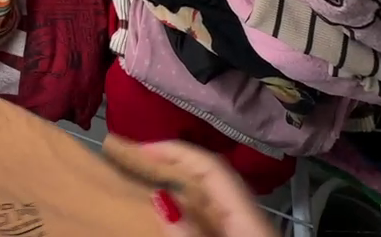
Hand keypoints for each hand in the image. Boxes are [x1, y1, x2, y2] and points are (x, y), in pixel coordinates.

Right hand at [102, 138, 276, 236]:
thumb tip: (160, 198)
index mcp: (249, 222)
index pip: (211, 168)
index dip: (174, 151)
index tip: (135, 151)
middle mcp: (249, 226)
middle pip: (210, 184)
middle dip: (171, 168)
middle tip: (130, 166)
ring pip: (209, 207)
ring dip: (177, 194)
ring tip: (140, 194)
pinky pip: (211, 229)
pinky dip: (187, 221)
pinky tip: (166, 229)